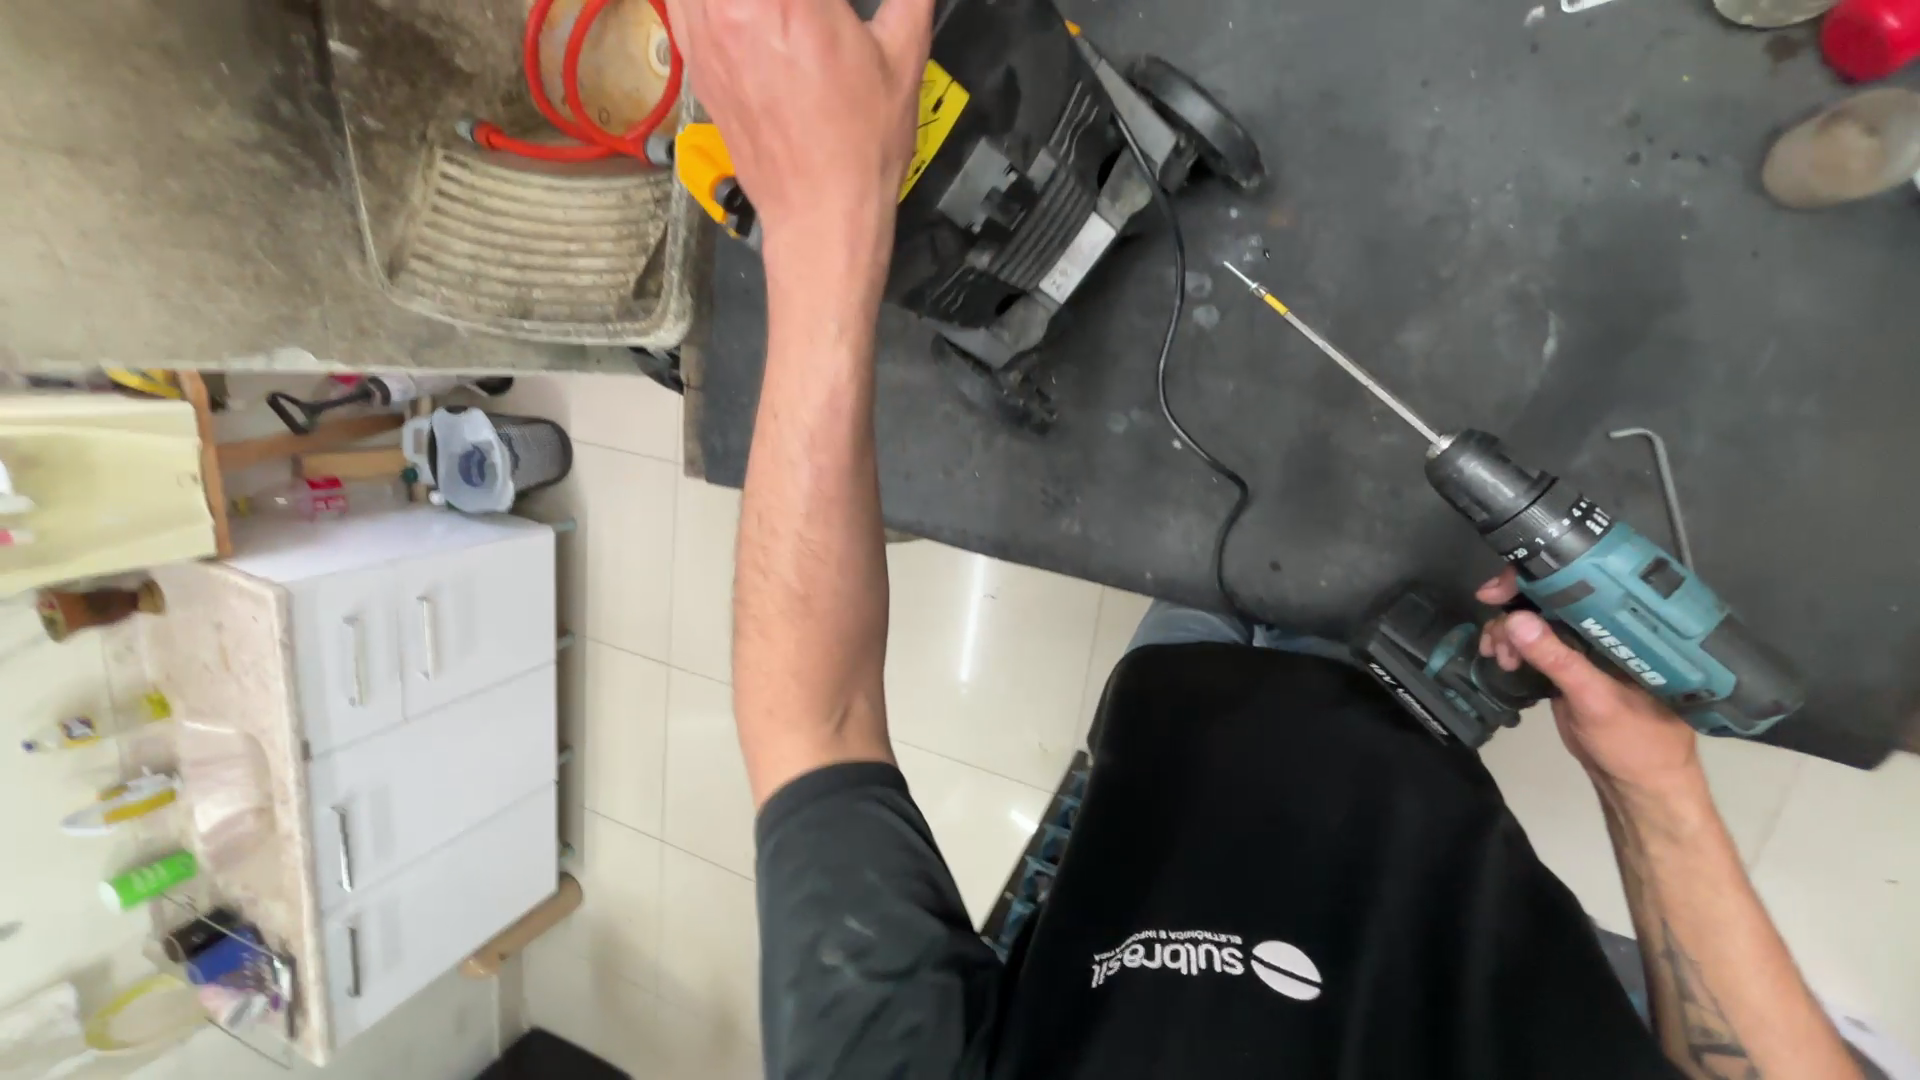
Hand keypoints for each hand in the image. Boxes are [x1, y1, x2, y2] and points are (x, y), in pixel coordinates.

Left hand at [664, 0, 934, 259]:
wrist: (821, 215)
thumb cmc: (862, 149)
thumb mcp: (903, 57)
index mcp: (793, 0)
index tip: (826, 7)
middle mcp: (737, 6)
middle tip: (803, 9)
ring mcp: (707, 31)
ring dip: (742, 0)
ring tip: (779, 13)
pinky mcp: (696, 60)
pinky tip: (740, 14)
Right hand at [1476, 568, 1704, 802]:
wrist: (1635, 782)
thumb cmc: (1637, 743)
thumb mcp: (1596, 700)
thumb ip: (1558, 660)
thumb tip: (1516, 620)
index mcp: (1629, 632)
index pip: (1583, 586)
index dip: (1537, 579)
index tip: (1499, 589)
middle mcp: (1607, 632)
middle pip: (1550, 599)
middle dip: (1511, 609)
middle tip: (1492, 634)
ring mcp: (1585, 648)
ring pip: (1533, 620)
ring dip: (1505, 632)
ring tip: (1498, 656)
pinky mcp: (1566, 664)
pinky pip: (1530, 642)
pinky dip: (1508, 644)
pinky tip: (1499, 658)